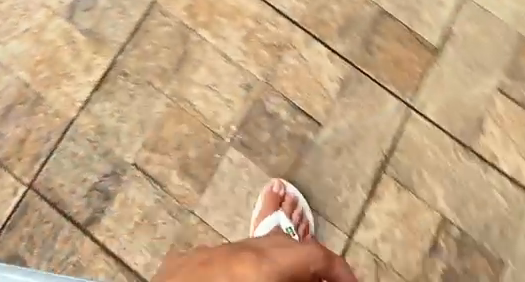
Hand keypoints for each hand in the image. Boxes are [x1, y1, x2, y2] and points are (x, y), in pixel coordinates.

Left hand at [153, 233, 359, 281]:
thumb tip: (318, 281)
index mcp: (260, 265)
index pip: (315, 254)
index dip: (340, 271)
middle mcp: (235, 249)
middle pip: (285, 246)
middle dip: (310, 269)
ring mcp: (207, 253)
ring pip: (254, 253)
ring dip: (277, 271)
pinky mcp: (183, 263)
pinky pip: (225, 262)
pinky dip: (246, 274)